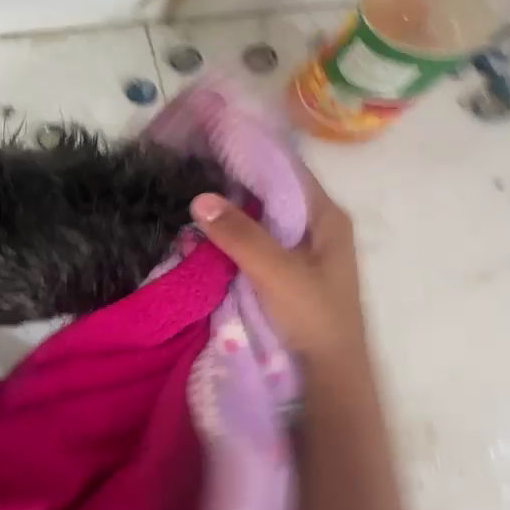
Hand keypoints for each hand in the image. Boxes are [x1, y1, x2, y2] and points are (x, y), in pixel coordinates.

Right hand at [190, 169, 367, 368]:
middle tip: (186, 160)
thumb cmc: (313, 316)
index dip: (250, 152)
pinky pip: (249, 236)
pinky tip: (196, 226)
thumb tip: (199, 197)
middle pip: (269, 189)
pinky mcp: (279, 267)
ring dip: (225, 204)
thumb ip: (240, 235)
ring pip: (256, 213)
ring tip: (183, 185)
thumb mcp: (275, 273)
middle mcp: (313, 225)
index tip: (209, 138)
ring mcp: (296, 247)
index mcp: (325, 217)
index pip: (285, 169)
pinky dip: (225, 229)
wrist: (327, 371)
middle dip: (231, 176)